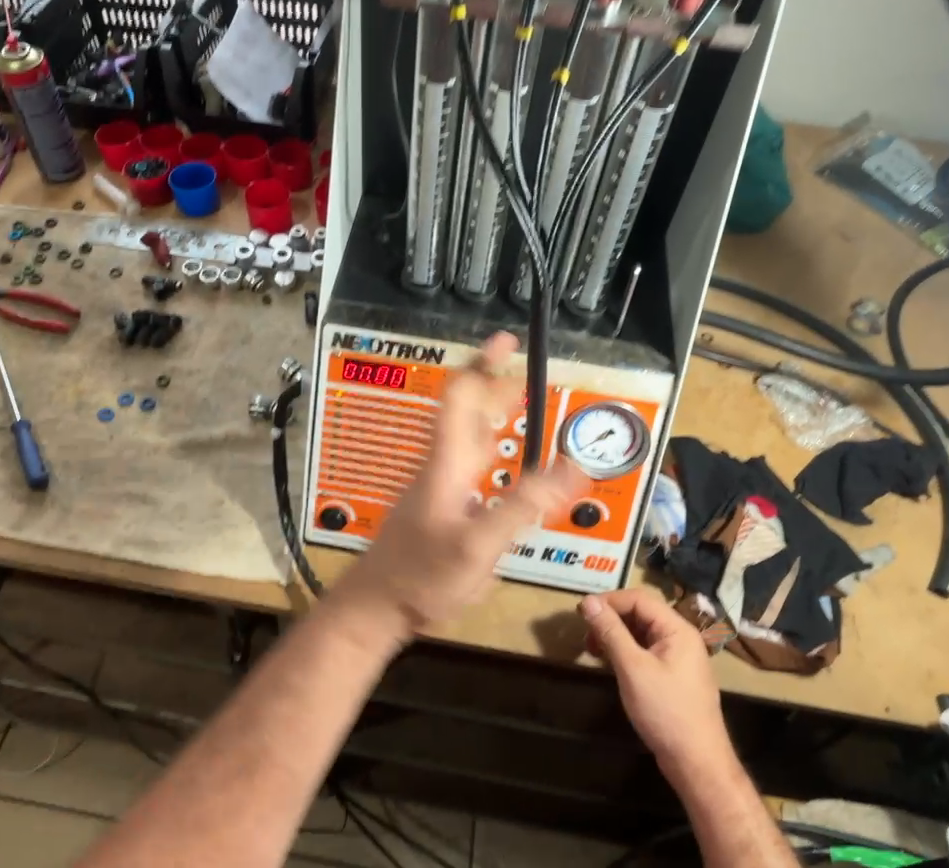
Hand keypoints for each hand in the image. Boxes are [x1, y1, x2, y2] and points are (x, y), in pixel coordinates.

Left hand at [336, 332, 586, 638]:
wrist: (375, 607)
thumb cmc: (422, 576)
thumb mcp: (479, 545)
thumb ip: (524, 506)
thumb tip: (573, 466)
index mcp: (446, 464)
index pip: (461, 398)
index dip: (482, 365)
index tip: (505, 341)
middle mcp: (440, 467)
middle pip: (466, 414)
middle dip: (494, 387)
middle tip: (524, 374)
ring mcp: (437, 489)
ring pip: (466, 440)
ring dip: (492, 418)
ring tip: (519, 407)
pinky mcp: (438, 510)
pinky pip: (468, 467)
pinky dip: (490, 453)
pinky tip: (502, 466)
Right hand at [579, 588, 729, 774]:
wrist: (696, 762)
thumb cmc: (665, 711)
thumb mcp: (632, 668)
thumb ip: (611, 632)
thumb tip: (589, 601)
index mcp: (678, 630)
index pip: (639, 599)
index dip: (609, 601)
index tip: (581, 612)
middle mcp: (682, 638)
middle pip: (642, 614)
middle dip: (611, 619)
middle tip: (585, 634)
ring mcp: (680, 659)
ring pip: (643, 634)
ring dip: (616, 636)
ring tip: (594, 650)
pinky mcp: (674, 677)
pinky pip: (647, 652)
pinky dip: (626, 652)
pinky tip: (612, 664)